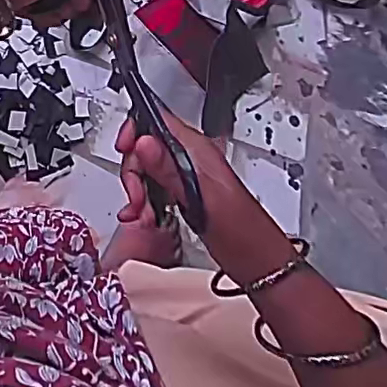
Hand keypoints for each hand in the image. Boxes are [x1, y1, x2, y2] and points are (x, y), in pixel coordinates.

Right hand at [115, 110, 300, 274]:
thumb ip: (170, 169)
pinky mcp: (184, 192)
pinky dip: (143, 201)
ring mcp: (187, 175)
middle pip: (144, 146)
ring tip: (143, 211)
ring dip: (137, 190)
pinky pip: (153, 186)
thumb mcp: (201, 199)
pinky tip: (143, 215)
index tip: (125, 151)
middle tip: (137, 195)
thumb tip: (144, 142)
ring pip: (145, 168)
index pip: (156, 119)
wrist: (262, 267)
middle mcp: (191, 157)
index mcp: (197, 150)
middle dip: (133, 171)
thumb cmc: (245, 236)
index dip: (134, 130)